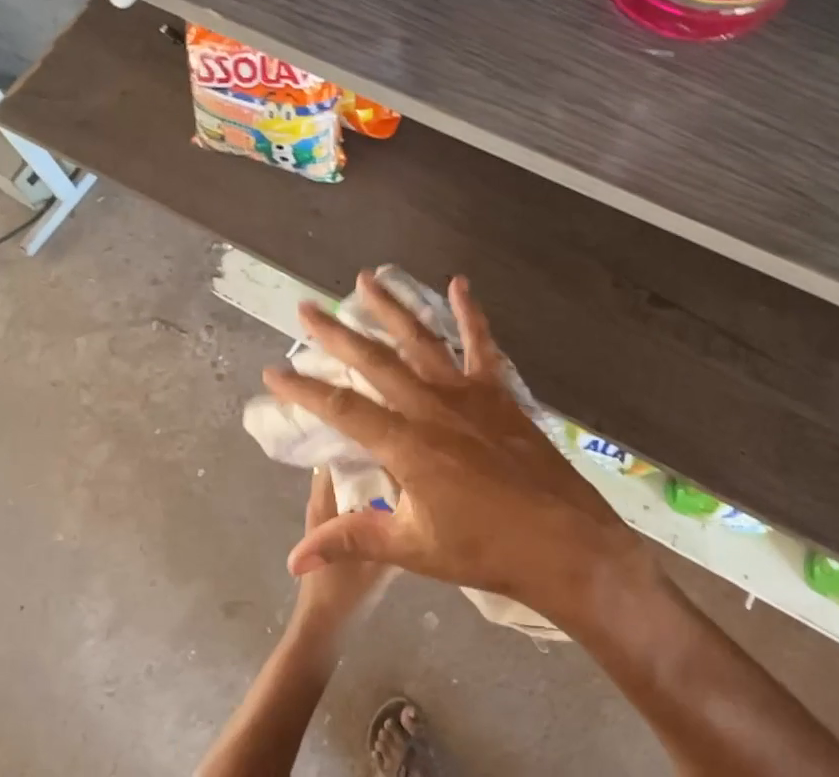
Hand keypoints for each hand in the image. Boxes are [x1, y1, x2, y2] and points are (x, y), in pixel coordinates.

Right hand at [262, 272, 654, 621]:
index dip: (304, 389)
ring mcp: (469, 395)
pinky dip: (469, 313)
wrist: (564, 544)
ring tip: (367, 279)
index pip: (342, 409)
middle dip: (336, 333)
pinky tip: (458, 284)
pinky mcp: (501, 394)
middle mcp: (432, 407)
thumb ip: (352, 538)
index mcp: (406, 444)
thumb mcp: (413, 547)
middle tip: (306, 308)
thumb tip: (295, 559)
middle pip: (374, 361)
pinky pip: (482, 345)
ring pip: (421, 341)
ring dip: (392, 308)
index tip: (274, 371)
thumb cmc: (484, 550)